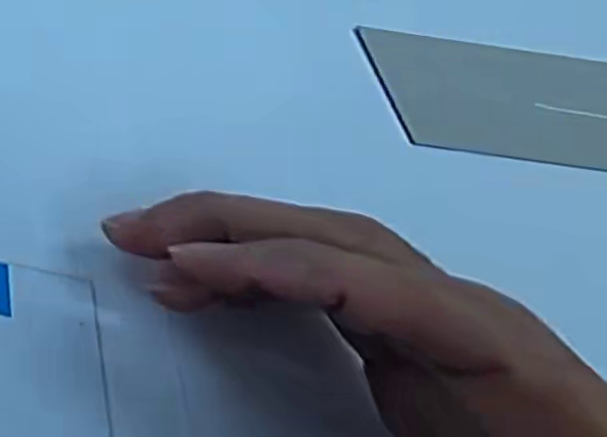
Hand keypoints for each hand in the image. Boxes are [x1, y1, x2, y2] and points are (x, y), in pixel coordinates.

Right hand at [103, 192, 606, 436]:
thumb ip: (335, 419)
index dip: (263, 263)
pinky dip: (246, 265)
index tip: (177, 263)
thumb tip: (228, 406)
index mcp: (507, 361)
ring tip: (149, 248)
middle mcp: (474, 318)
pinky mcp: (411, 334)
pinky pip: (316, 272)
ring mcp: (441, 318)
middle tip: (134, 232)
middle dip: (219, 223)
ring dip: (219, 234)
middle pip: (329, 235)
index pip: (366, 278)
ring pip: (315, 239)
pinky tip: (202, 278)